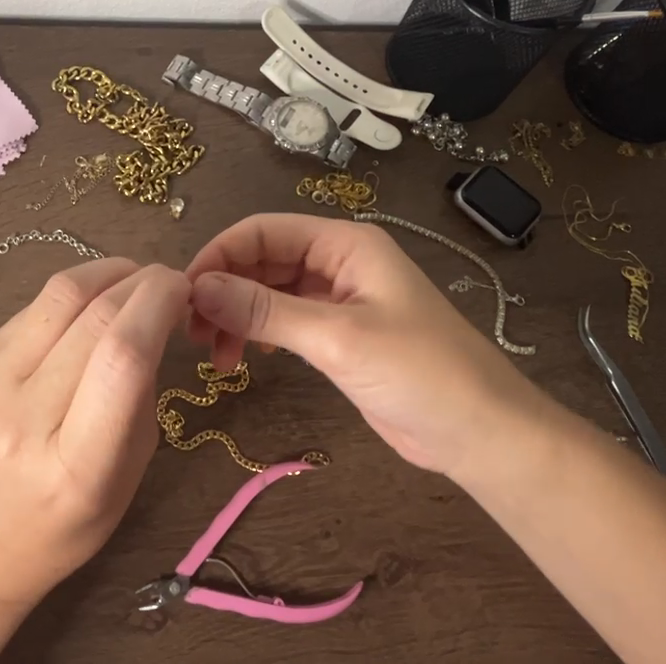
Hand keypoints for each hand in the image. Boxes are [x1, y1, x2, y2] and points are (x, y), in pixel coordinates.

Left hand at [0, 259, 189, 607]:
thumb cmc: (68, 521)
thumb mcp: (128, 472)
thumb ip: (141, 394)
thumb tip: (156, 315)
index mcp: (75, 464)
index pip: (121, 358)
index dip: (158, 305)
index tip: (185, 292)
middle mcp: (24, 417)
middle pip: (95, 315)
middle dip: (144, 282)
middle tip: (171, 283)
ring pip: (61, 293)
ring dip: (111, 272)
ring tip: (136, 279)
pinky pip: (38, 304)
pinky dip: (79, 290)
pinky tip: (96, 302)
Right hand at [185, 213, 531, 475]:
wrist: (482, 435)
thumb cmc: (421, 373)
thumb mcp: (338, 338)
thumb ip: (266, 310)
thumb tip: (197, 286)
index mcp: (345, 243)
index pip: (264, 231)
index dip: (220, 255)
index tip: (183, 294)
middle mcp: (339, 262)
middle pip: (263, 259)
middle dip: (224, 289)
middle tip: (192, 333)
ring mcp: (339, 299)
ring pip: (270, 291)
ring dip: (237, 315)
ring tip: (215, 356)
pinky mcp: (339, 335)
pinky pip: (284, 320)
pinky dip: (258, 333)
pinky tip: (243, 357)